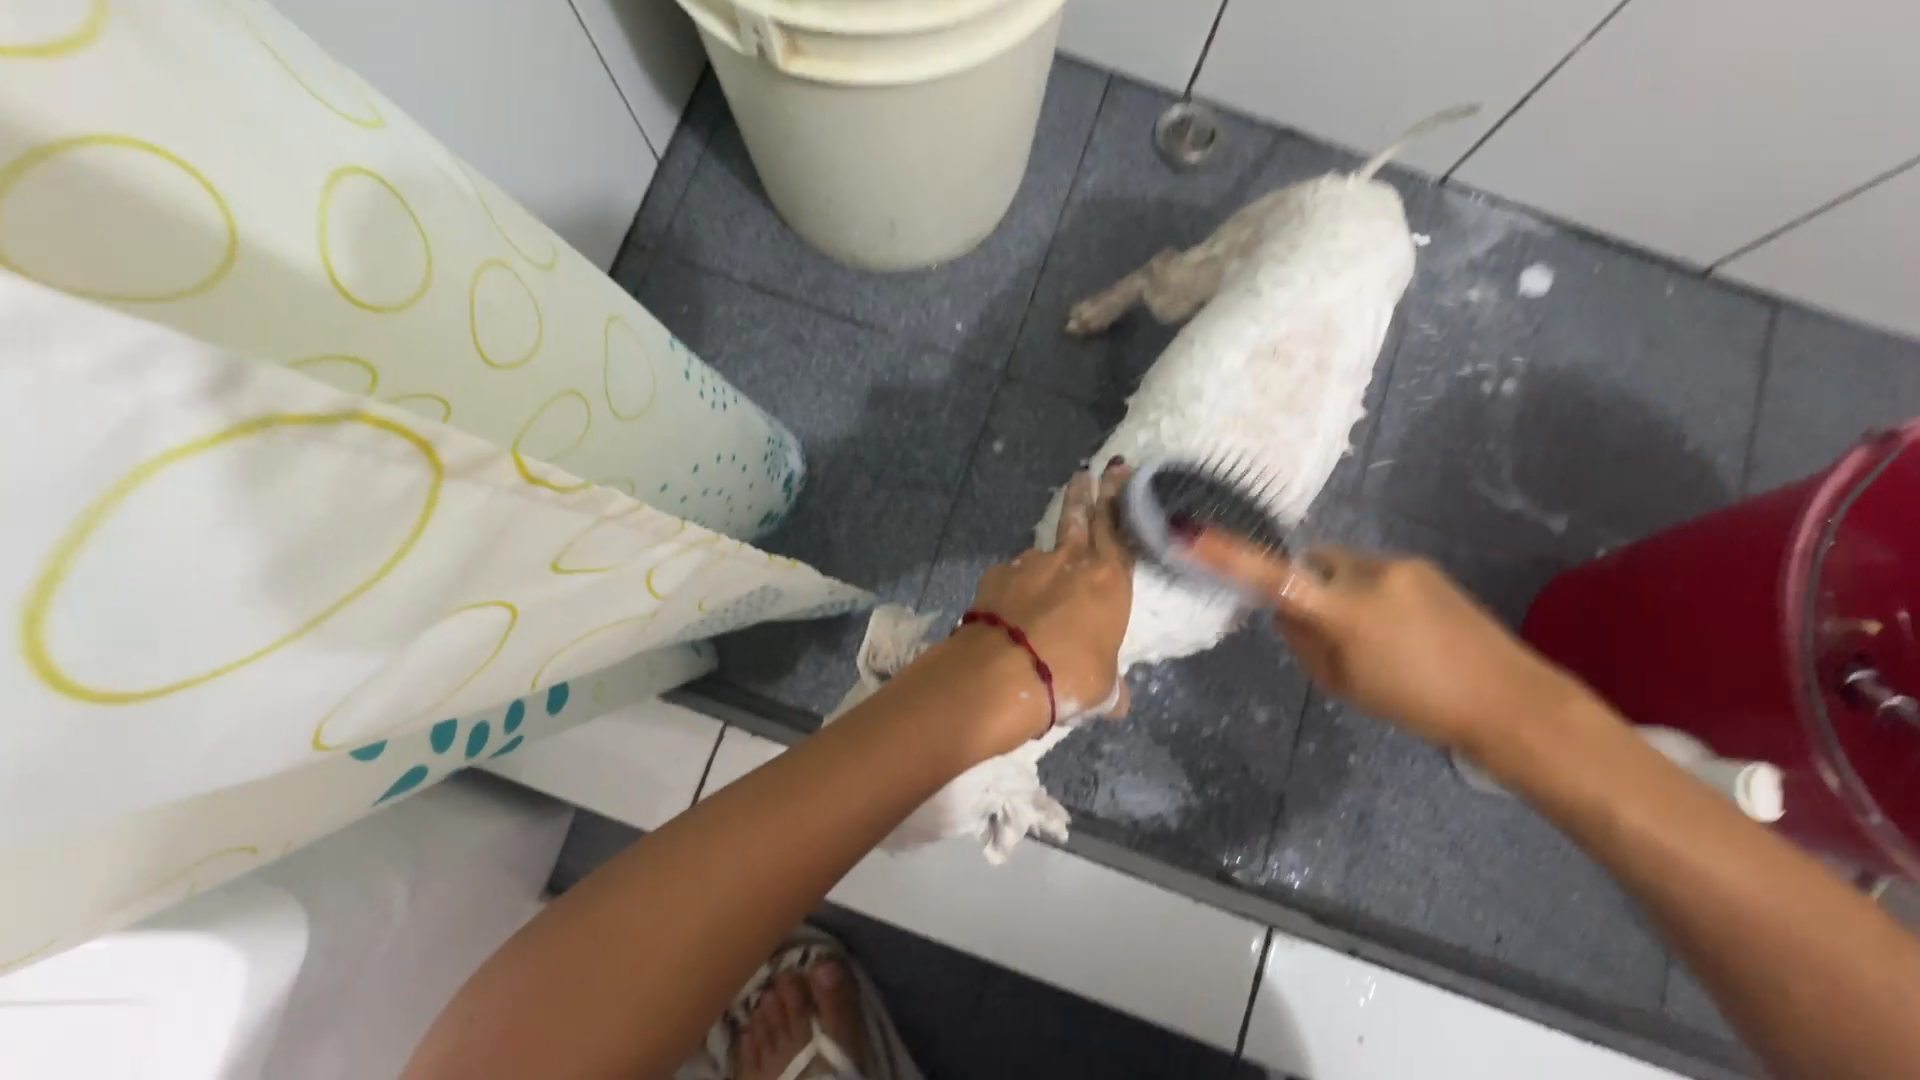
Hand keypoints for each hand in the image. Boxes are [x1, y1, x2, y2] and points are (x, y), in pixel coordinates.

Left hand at [962, 461, 1135, 738]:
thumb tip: (1118, 704)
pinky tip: (1011, 611)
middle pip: (1079, 517)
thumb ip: (1111, 688)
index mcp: (1109, 580)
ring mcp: (1029, 565)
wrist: (1002, 673)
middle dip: (1084, 493)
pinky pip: (1012, 578)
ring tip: (1042, 586)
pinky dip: (1015, 589)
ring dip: (1046, 561)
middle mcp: (1071, 562)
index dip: (1119, 499)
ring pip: (1043, 553)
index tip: (1118, 470)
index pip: (1119, 529)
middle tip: (1084, 474)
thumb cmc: (1069, 677)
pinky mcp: (996, 577)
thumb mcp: (1101, 689)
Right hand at [1188, 532, 1584, 750]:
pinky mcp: (1423, 567)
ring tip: (1371, 639)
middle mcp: (1369, 572)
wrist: (1508, 700)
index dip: (1226, 555)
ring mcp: (1400, 565)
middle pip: (1309, 564)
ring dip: (1338, 593)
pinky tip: (1397, 632)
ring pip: (1341, 568)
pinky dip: (1367, 595)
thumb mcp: (1341, 683)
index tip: (1189, 533)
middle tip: (1320, 630)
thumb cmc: (1416, 704)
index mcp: (1345, 610)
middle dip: (1304, 586)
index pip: (1272, 576)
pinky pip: (1372, 572)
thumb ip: (1301, 640)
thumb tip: (1283, 609)